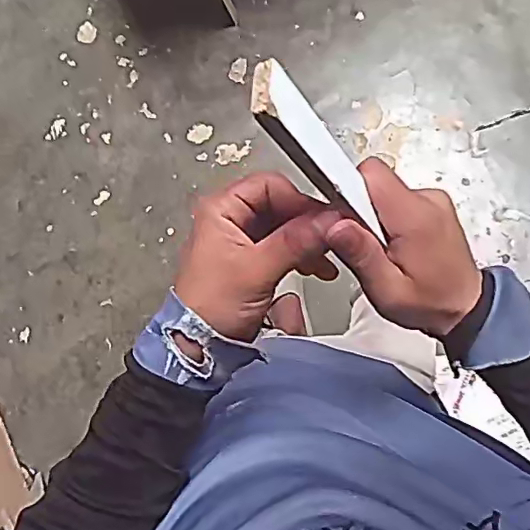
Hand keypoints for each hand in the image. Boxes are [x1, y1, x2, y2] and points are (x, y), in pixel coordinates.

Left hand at [174, 172, 341, 341]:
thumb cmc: (208, 308)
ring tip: (326, 255)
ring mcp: (240, 241)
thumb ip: (295, 243)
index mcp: (221, 210)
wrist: (198, 344)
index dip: (300, 199)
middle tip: (331, 235)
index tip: (325, 216)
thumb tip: (327, 222)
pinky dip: (302, 255)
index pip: (270, 186)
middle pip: (280, 205)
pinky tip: (317, 267)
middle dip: (308, 222)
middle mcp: (229, 221)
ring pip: (285, 227)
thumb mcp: (256, 270)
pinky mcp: (251, 262)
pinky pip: (283, 247)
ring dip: (308, 240)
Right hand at [324, 157, 482, 337]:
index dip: (346, 192)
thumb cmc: (432, 303)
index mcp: (416, 217)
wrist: (466, 307)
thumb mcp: (387, 291)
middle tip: (364, 246)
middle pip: (371, 182)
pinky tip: (392, 245)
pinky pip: (393, 199)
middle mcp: (427, 201)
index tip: (342, 220)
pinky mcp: (430, 204)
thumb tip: (336, 226)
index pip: (370, 174)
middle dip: (355, 210)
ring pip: (380, 190)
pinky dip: (384, 219)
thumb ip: (361, 255)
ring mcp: (431, 200)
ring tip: (381, 250)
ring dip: (370, 216)